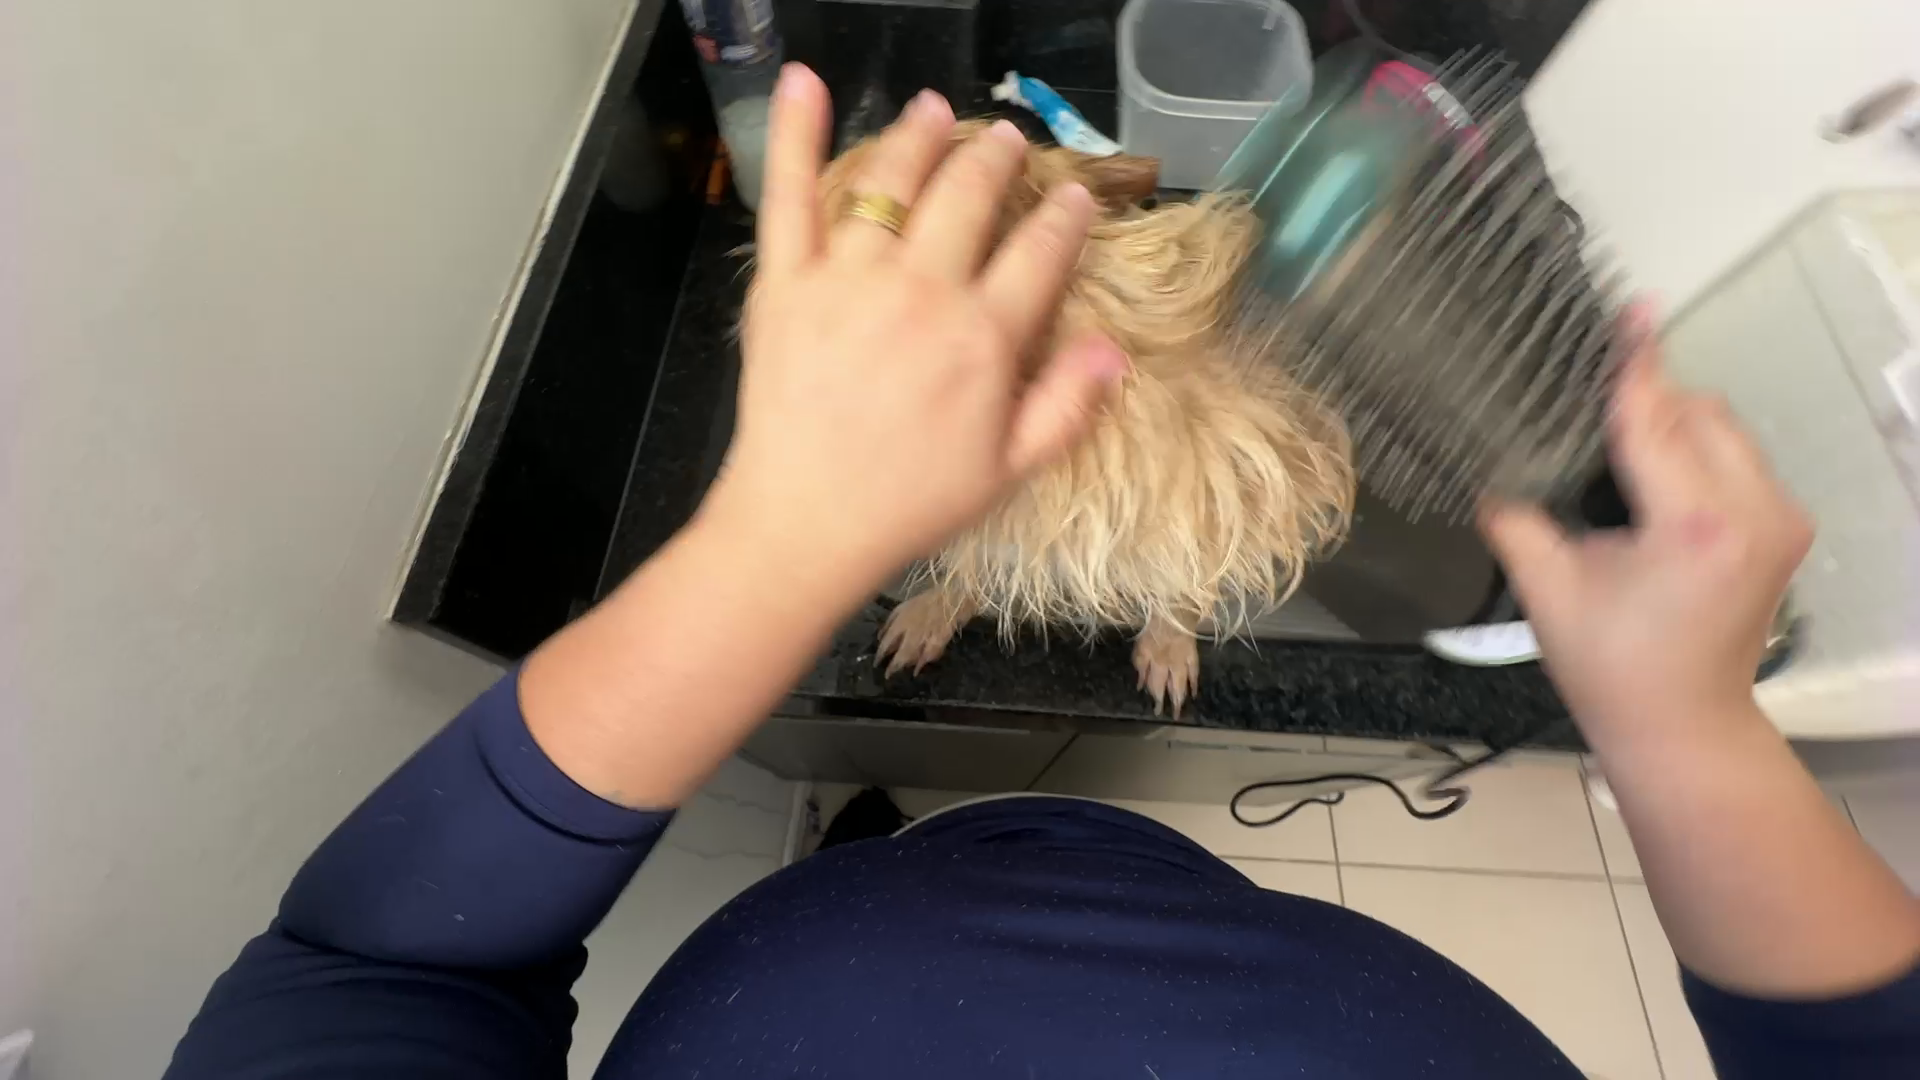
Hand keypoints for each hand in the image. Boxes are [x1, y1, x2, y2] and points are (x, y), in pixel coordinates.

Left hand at [700, 65, 1126, 602]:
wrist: (808, 524)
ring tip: (936, 111)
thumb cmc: (912, 504)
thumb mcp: (1009, 471)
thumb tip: (1115, 350)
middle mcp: (923, 290)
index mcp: (983, 337)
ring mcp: (850, 278)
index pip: (1039, 255)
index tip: (1075, 198)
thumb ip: (1066, 407)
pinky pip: (791, 195)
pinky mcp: (785, 283)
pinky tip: (803, 80)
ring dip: (921, 137)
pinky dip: (797, 133)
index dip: (1064, 220)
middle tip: (1005, 140)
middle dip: (995, 160)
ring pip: (893, 182)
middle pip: (970, 198)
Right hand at [1479, 308, 1812, 742]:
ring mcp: (1780, 518)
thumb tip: (1487, 474)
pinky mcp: (1781, 528)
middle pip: (1702, 414)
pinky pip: (1734, 457)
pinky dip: (1689, 445)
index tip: (1633, 309)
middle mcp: (1757, 510)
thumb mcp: (1544, 585)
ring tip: (1604, 433)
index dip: (1637, 365)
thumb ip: (1514, 518)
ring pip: (1724, 430)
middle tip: (1580, 396)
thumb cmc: (1606, 660)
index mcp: (1695, 524)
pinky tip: (1644, 465)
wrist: (1678, 718)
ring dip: (1668, 420)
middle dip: (1646, 396)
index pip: (1658, 422)